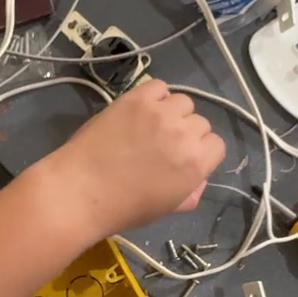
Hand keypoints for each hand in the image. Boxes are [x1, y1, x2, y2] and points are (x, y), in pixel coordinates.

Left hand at [32, 79, 224, 238]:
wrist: (81, 191)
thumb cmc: (124, 208)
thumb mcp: (167, 209)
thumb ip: (191, 192)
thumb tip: (197, 179)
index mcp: (196, 163)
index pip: (216, 144)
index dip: (201, 152)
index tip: (184, 159)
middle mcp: (184, 133)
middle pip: (200, 122)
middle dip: (187, 133)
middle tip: (163, 145)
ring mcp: (160, 112)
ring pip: (183, 102)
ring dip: (172, 113)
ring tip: (151, 126)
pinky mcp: (136, 98)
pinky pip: (159, 86)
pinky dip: (155, 96)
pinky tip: (141, 111)